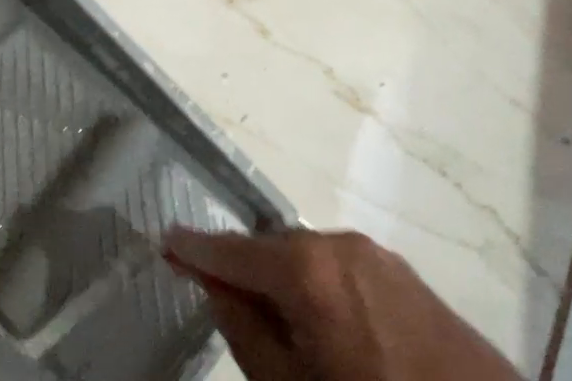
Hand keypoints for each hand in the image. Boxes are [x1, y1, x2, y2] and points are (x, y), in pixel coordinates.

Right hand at [163, 227, 523, 380]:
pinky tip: (329, 326)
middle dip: (242, 270)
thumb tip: (218, 287)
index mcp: (303, 268)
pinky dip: (320, 286)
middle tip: (226, 303)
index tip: (164, 243)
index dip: (190, 248)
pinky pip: (341, 268)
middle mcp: (336, 245)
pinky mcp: (407, 275)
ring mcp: (377, 256)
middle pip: (266, 249)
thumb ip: (242, 329)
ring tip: (284, 325)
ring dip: (283, 280)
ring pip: (305, 258)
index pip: (227, 249)